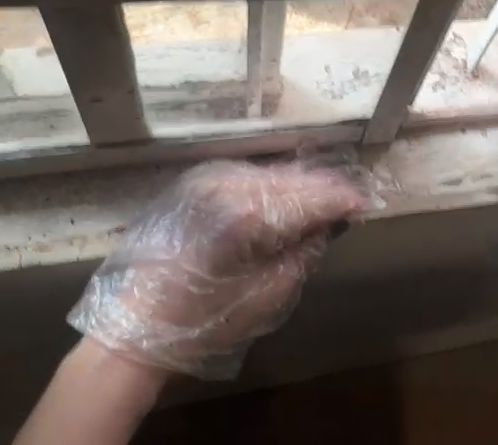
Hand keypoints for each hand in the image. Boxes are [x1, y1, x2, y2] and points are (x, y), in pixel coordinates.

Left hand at [67, 160, 365, 377]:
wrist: (132, 325)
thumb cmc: (202, 321)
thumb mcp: (266, 296)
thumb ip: (303, 253)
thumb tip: (327, 225)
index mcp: (246, 216)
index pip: (309, 198)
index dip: (341, 199)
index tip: (365, 203)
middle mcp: (230, 185)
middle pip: (292, 178)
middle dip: (324, 188)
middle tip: (351, 197)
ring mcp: (210, 179)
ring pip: (271, 173)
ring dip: (300, 184)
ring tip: (324, 196)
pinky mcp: (197, 181)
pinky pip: (249, 176)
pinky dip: (273, 185)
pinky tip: (288, 196)